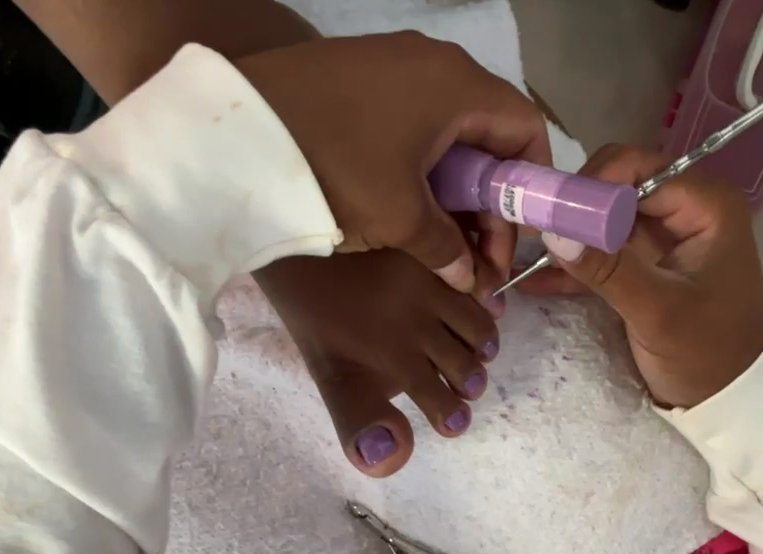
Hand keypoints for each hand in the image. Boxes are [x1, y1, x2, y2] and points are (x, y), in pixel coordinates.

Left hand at [236, 32, 548, 293]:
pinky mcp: (362, 82)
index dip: (530, 189)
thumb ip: (447, 251)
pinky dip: (423, 174)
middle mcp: (436, 66)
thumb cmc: (333, 169)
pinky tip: (411, 215)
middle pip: (490, 137)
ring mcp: (395, 68)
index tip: (512, 240)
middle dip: (490, 206)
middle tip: (477, 262)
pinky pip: (415, 128)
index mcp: (458, 86)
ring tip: (445, 249)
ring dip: (456, 196)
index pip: (526, 130)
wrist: (233, 131)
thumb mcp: (399, 219)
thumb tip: (470, 279)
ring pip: (450, 137)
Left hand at [257, 251, 500, 474]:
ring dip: (481, 347)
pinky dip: (484, 305)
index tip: (453, 421)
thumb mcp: (333, 377)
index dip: (451, 415)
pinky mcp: (434, 255)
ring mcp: (428, 289)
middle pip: (466, 369)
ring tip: (475, 353)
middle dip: (469, 384)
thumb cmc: (316, 316)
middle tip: (466, 386)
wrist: (301, 239)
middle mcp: (415, 328)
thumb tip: (390, 460)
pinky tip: (478, 309)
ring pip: (478, 330)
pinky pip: (478, 286)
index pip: (441, 402)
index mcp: (391, 363)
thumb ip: (360, 422)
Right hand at [520, 144, 762, 408]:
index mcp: (707, 207)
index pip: (639, 168)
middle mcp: (687, 212)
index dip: (592, 184)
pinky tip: (534, 280)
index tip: (551, 212)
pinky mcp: (646, 268)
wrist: (725, 401)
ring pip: (606, 222)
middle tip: (531, 230)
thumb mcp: (657, 312)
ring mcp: (665, 241)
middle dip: (575, 210)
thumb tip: (554, 231)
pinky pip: (605, 255)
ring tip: (522, 251)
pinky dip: (576, 266)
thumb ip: (609, 270)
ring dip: (569, 238)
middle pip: (618, 189)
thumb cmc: (705, 355)